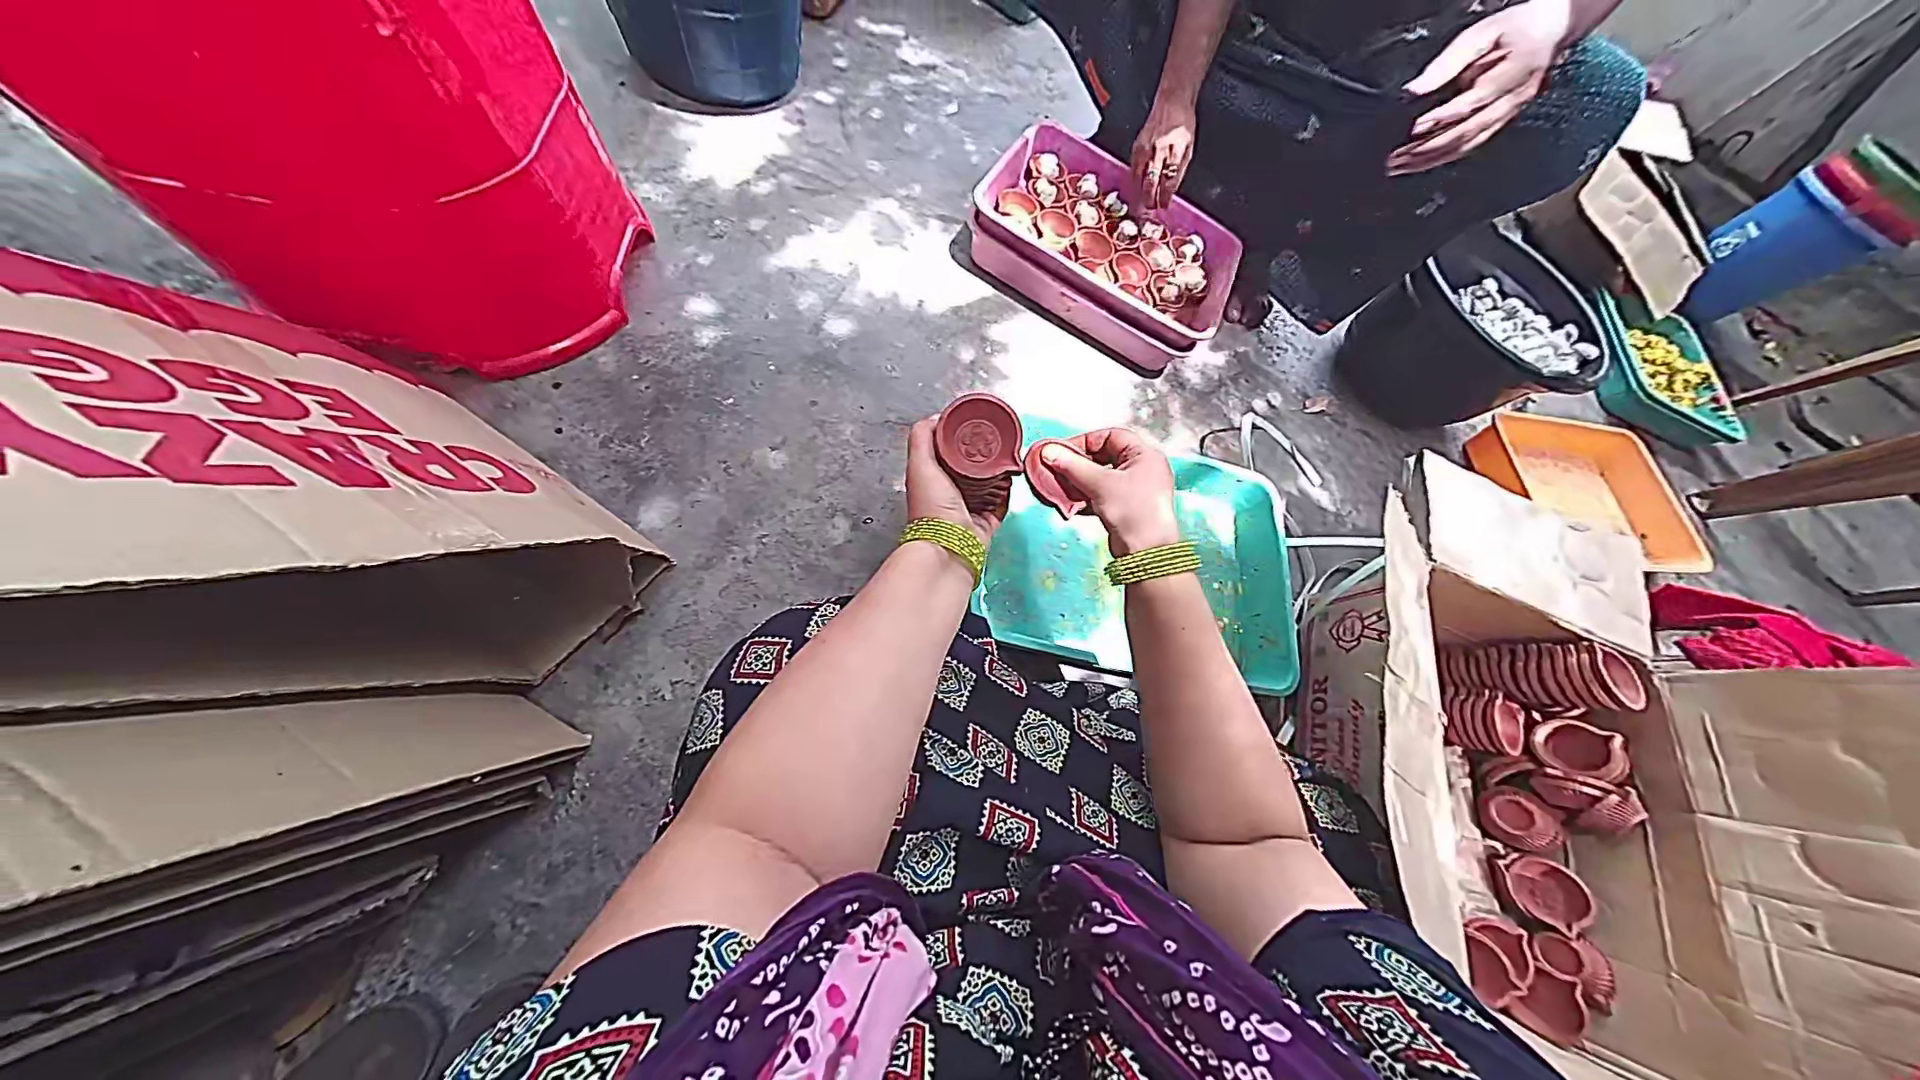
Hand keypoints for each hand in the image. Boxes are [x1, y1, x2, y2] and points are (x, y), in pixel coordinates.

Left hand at [906, 416, 1002, 546]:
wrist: (949, 544)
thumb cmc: (932, 506)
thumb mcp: (920, 463)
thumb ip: (922, 437)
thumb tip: (937, 418)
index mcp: (933, 476)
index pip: (948, 450)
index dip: (960, 436)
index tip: (975, 423)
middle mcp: (951, 490)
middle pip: (970, 464)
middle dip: (983, 451)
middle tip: (997, 438)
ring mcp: (970, 506)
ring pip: (988, 481)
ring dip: (998, 468)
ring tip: (1008, 453)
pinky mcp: (988, 519)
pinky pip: (1002, 500)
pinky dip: (1008, 489)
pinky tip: (1013, 476)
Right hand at [1031, 429, 1179, 555]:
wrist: (1146, 551)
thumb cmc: (1134, 511)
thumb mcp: (1099, 483)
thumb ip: (1072, 466)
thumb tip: (1048, 451)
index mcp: (1144, 454)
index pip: (1110, 436)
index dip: (1084, 441)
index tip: (1062, 452)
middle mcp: (1142, 468)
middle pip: (1103, 456)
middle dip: (1079, 464)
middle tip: (1058, 469)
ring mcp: (1134, 488)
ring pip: (1100, 476)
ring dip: (1079, 481)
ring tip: (1062, 487)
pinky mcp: (1126, 506)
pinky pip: (1101, 493)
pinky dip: (1085, 496)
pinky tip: (1072, 503)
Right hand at [1131, 97, 1196, 210]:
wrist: (1172, 101)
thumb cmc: (1183, 124)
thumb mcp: (1189, 148)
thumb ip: (1179, 171)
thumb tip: (1171, 191)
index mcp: (1175, 151)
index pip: (1169, 181)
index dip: (1165, 196)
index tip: (1164, 206)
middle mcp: (1159, 150)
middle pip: (1151, 181)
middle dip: (1150, 198)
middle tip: (1150, 210)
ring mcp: (1146, 149)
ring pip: (1140, 178)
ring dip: (1139, 193)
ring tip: (1140, 205)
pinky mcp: (1136, 147)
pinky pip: (1133, 169)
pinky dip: (1134, 182)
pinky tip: (1135, 189)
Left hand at [1387, 0, 1573, 175]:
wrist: (1555, 27)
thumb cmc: (1519, 26)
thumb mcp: (1483, 33)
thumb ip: (1449, 62)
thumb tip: (1414, 89)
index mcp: (1513, 74)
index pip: (1471, 104)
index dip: (1441, 119)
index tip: (1413, 129)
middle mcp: (1511, 100)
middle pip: (1463, 133)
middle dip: (1425, 150)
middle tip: (1394, 160)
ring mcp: (1507, 114)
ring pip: (1464, 145)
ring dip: (1428, 160)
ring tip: (1398, 167)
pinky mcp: (1500, 122)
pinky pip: (1469, 146)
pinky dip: (1441, 158)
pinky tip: (1420, 165)